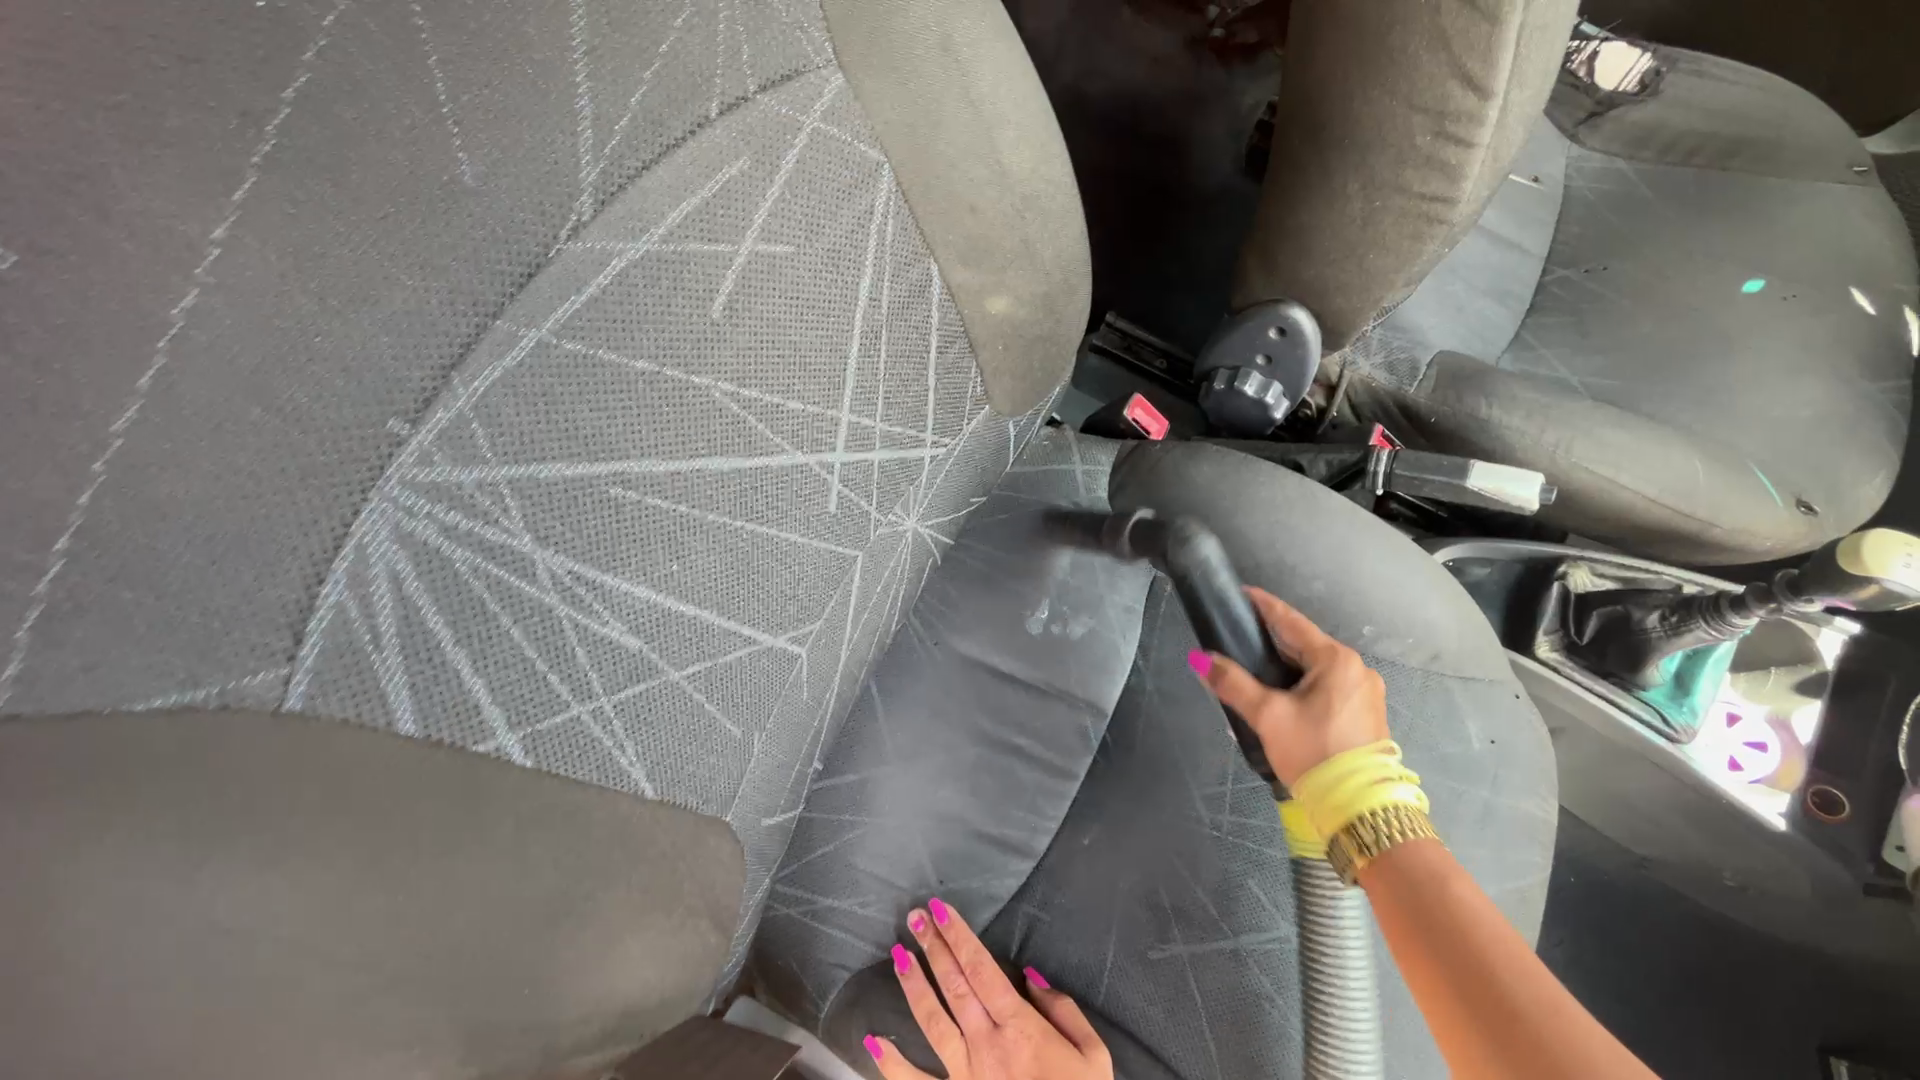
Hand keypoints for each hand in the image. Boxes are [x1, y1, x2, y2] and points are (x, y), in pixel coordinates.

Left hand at [867, 897, 1112, 1079]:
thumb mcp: (1093, 1057)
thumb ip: (1064, 1011)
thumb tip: (1032, 976)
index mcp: (1021, 1029)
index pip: (981, 970)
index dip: (958, 937)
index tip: (939, 910)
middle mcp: (987, 1047)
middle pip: (954, 987)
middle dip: (933, 948)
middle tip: (914, 917)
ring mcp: (965, 1076)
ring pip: (932, 1022)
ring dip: (913, 986)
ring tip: (897, 954)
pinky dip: (892, 1064)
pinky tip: (873, 1040)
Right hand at [1195, 587, 1388, 787]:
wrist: (1358, 807)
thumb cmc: (1313, 751)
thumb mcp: (1267, 716)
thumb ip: (1232, 683)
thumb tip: (1200, 659)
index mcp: (1336, 660)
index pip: (1291, 621)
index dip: (1264, 606)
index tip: (1242, 593)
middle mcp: (1356, 669)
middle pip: (1303, 646)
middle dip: (1270, 644)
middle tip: (1237, 641)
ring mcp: (1365, 693)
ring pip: (1314, 670)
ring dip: (1285, 669)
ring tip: (1253, 673)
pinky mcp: (1365, 715)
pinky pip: (1326, 689)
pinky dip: (1301, 687)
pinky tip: (1281, 698)